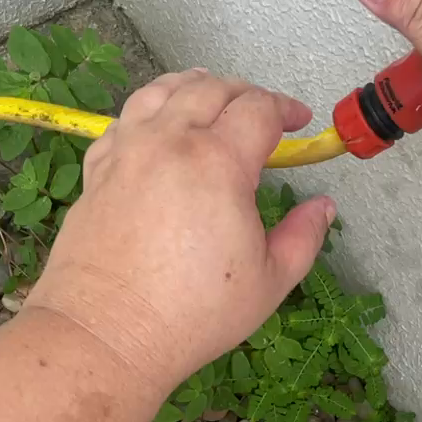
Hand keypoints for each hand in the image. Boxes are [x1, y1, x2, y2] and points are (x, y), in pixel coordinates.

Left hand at [25, 70, 335, 394]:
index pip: (258, 109)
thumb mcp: (270, 282)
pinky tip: (157, 126)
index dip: (286, 108)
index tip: (299, 122)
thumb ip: (304, 236)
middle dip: (244, 91)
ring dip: (194, 86)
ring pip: (160, 90)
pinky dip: (149, 110)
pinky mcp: (98, 171)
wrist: (107, 334)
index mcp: (218, 163)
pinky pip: (124, 120)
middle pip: (210, 88)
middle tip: (262, 111)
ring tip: (210, 96)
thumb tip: (323, 207)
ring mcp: (127, 152)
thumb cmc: (193, 314)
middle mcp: (169, 143)